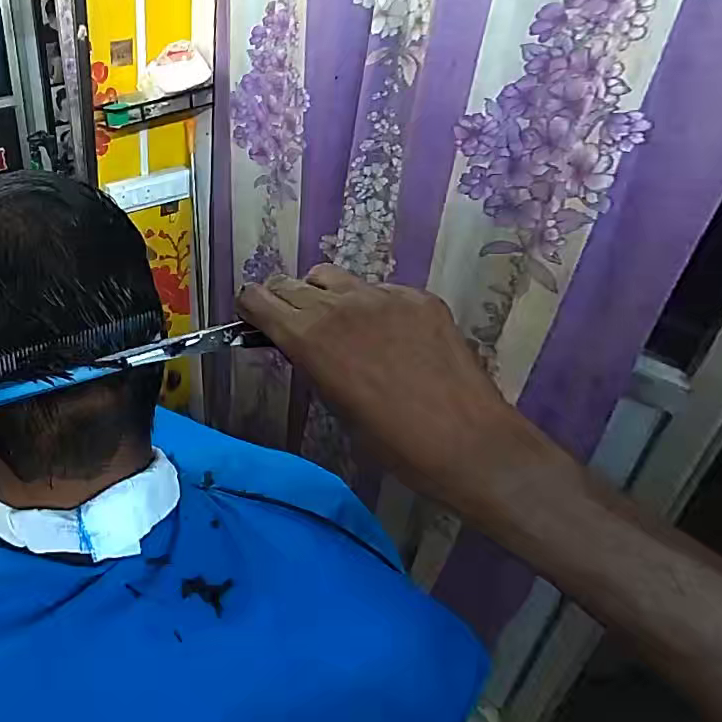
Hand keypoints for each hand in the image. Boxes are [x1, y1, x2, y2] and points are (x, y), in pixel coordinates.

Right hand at [236, 266, 565, 513]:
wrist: (470, 445)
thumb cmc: (390, 440)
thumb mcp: (330, 400)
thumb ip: (307, 358)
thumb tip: (296, 341)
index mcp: (306, 335)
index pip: (255, 296)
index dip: (251, 309)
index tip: (257, 324)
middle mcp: (337, 305)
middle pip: (287, 282)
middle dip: (282, 301)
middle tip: (296, 326)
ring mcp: (380, 296)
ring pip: (329, 276)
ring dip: (322, 295)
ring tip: (340, 324)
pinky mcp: (417, 298)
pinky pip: (376, 289)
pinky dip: (370, 305)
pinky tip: (391, 337)